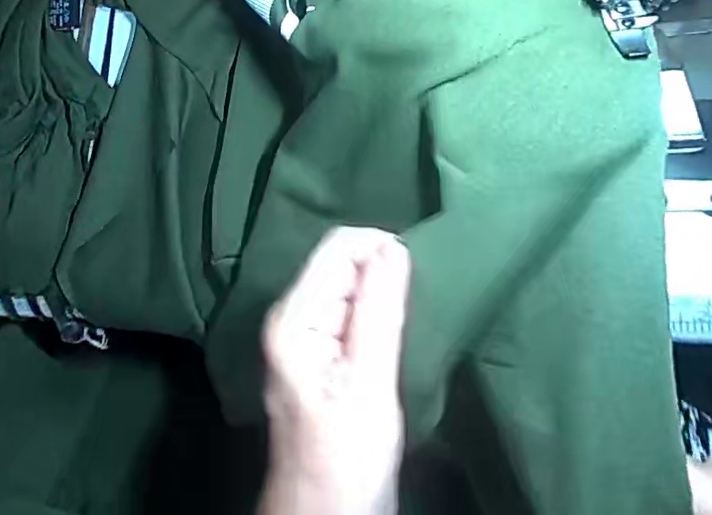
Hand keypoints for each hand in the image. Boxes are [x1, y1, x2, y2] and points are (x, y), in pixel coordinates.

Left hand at [257, 227, 411, 514]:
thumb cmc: (344, 464)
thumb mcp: (368, 387)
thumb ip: (379, 314)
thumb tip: (394, 247)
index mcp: (293, 317)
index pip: (336, 249)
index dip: (377, 246)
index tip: (418, 267)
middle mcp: (291, 315)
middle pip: (339, 263)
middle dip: (380, 267)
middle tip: (420, 294)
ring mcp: (302, 333)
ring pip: (347, 285)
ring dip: (381, 289)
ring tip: (413, 309)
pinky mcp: (317, 351)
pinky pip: (348, 309)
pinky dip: (375, 309)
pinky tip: (395, 325)